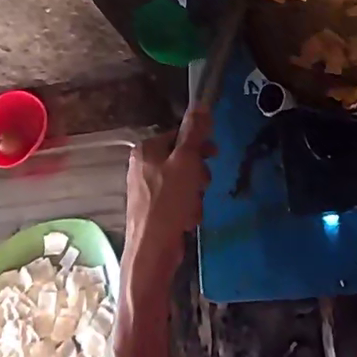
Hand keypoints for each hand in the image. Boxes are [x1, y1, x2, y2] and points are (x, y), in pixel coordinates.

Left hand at [123, 100, 214, 280]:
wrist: (152, 253)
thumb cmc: (167, 203)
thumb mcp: (186, 163)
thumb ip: (194, 133)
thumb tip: (201, 104)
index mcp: (146, 149)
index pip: (179, 135)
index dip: (199, 145)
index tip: (213, 155)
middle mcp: (143, 166)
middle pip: (183, 159)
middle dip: (197, 175)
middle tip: (200, 186)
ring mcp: (146, 190)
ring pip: (183, 182)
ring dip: (194, 195)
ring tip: (191, 209)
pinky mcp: (153, 211)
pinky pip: (177, 201)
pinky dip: (186, 210)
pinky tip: (186, 222)